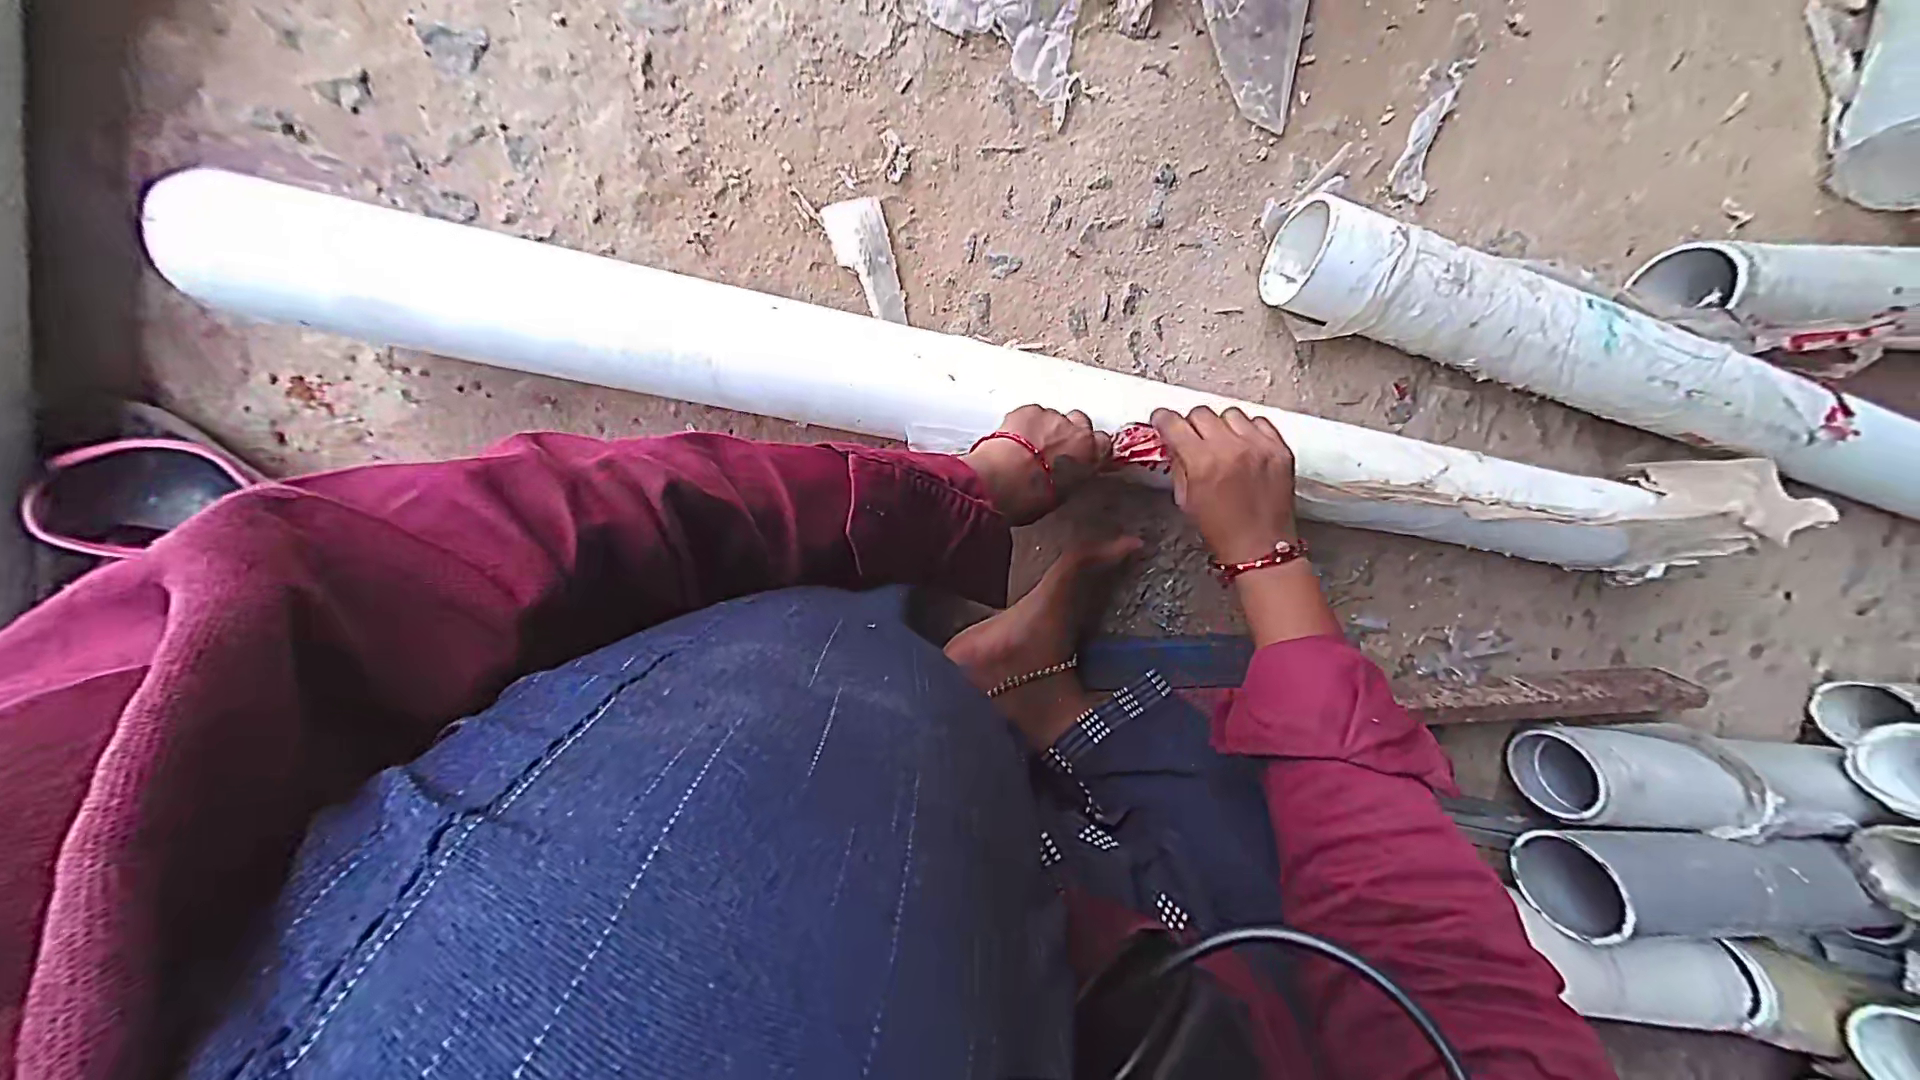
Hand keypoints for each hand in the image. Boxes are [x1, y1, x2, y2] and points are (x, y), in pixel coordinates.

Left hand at [962, 405, 1112, 525]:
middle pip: (1078, 421)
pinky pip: (1029, 414)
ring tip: (1024, 448)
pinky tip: (1011, 440)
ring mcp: (1052, 417)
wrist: (1006, 481)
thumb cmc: (1033, 496)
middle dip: (1066, 432)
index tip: (1079, 453)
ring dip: (1041, 429)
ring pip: (1051, 417)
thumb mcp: (1062, 495)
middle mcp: (1075, 431)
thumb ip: (1069, 477)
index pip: (1102, 442)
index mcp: (1090, 455)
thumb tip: (1061, 477)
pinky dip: (1021, 424)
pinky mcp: (1028, 410)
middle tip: (1049, 449)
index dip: (1088, 446)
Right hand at [1152, 406, 1334, 645]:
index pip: (1174, 423)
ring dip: (1220, 425)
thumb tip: (1174, 443)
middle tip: (1191, 437)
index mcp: (1202, 462)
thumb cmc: (1219, 528)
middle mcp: (1230, 448)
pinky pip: (1259, 422)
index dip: (1163, 419)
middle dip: (1191, 423)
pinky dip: (1247, 430)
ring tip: (1221, 442)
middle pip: (1201, 413)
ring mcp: (1259, 446)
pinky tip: (1243, 446)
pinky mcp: (1280, 449)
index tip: (1161, 420)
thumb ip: (1178, 465)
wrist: (1260, 546)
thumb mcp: (1185, 499)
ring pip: (1230, 413)